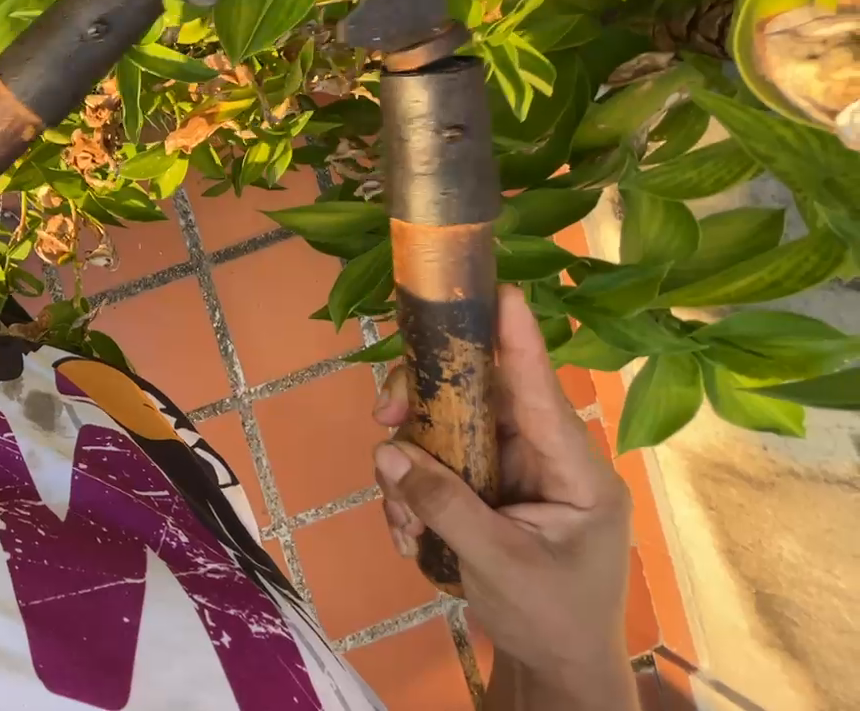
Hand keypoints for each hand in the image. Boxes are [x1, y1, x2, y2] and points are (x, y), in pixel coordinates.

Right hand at [372, 286, 634, 707]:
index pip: (539, 391)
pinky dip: (403, 489)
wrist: (553, 662)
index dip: (517, 339)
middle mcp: (536, 456)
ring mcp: (503, 469)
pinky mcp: (476, 484)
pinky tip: (406, 529)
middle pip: (469, 396)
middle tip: (382, 422)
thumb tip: (386, 448)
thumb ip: (442, 503)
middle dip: (419, 407)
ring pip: (436, 427)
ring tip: (400, 519)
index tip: (499, 291)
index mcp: (571, 470)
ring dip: (403, 465)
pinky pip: (424, 460)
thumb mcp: (498, 563)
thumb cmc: (549, 615)